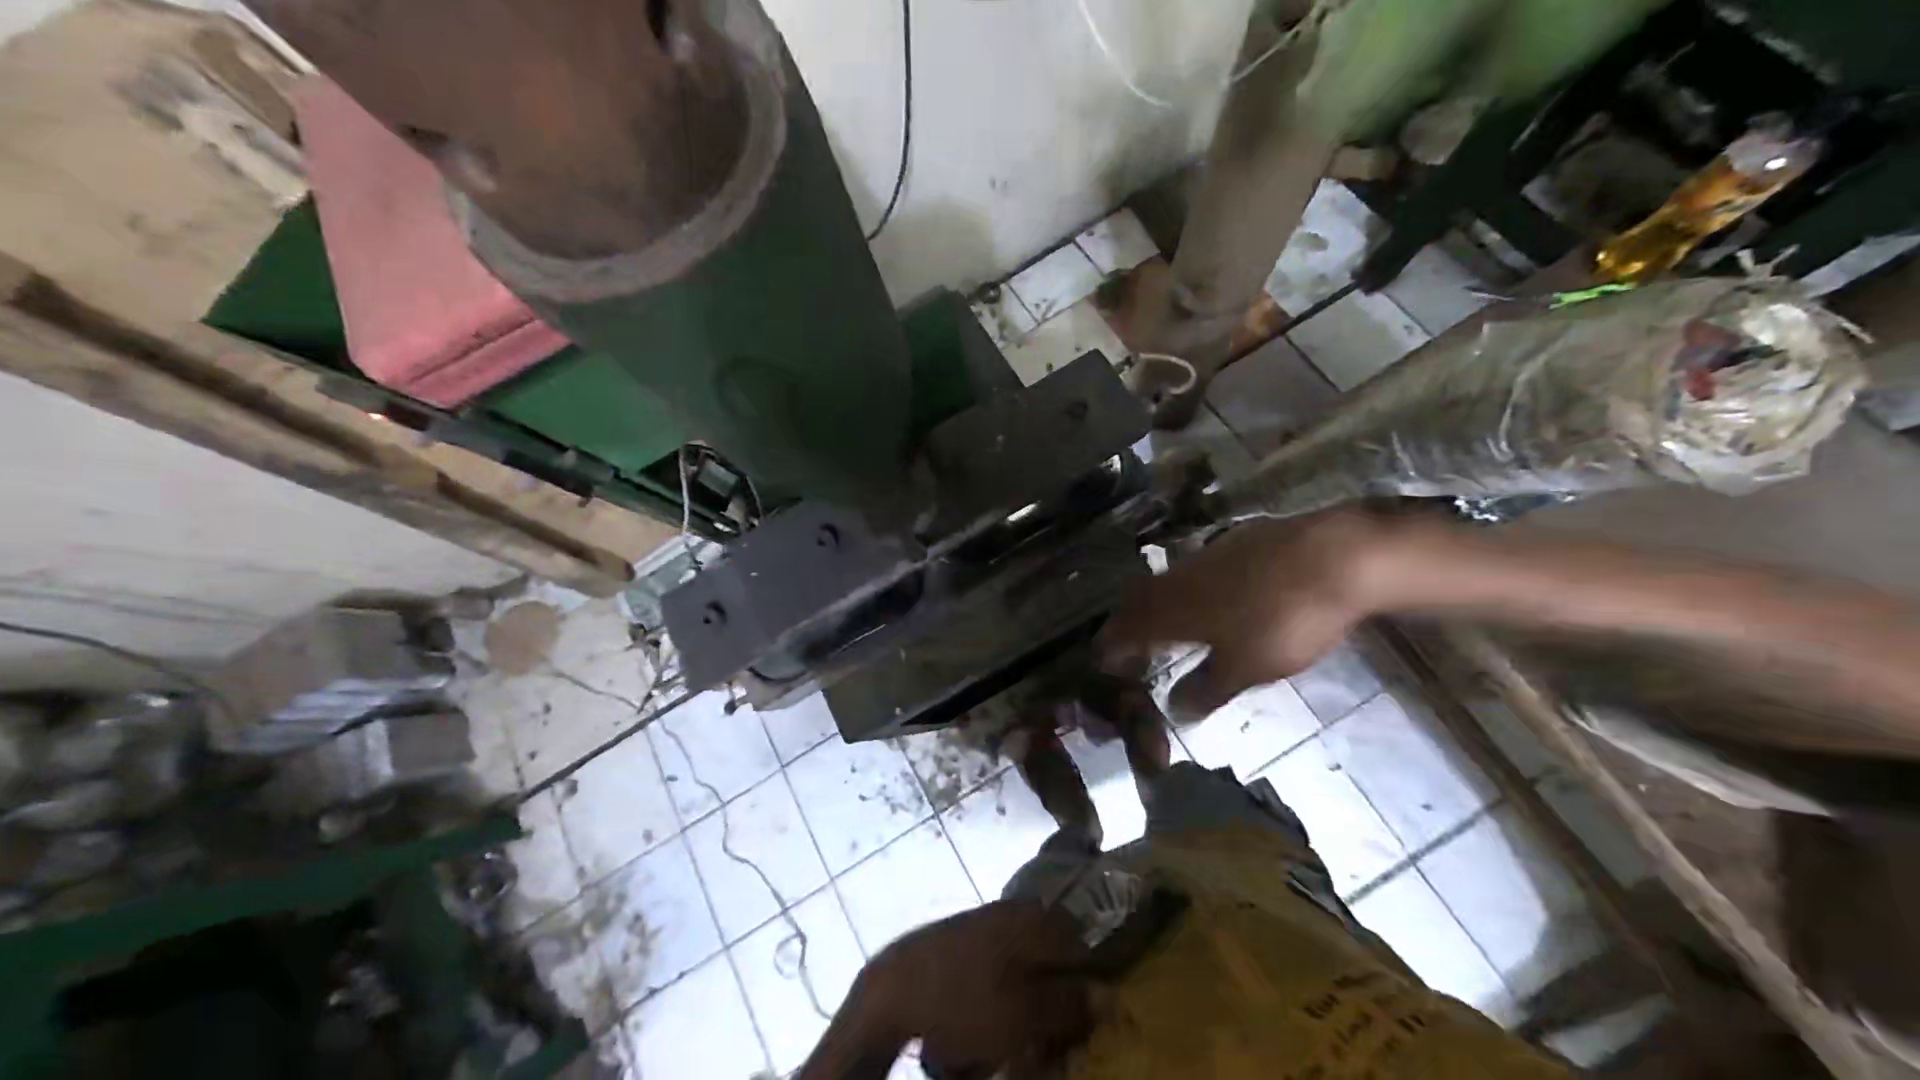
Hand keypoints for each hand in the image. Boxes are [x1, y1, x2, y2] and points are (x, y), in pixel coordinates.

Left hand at [865, 901, 1092, 1076]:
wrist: (894, 988)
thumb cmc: (965, 1000)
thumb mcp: (1026, 1013)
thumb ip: (1070, 1001)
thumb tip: (1109, 994)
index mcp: (1035, 919)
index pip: (1081, 943)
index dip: (1087, 982)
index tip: (1081, 1019)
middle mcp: (1013, 910)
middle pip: (1051, 949)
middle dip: (1055, 989)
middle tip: (1048, 1028)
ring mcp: (985, 919)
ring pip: (1023, 956)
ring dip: (1027, 992)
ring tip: (1016, 1027)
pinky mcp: (962, 935)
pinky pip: (997, 962)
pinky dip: (1000, 989)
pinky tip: (988, 1014)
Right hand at [1100, 510, 1400, 721]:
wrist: (1336, 557)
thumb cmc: (1282, 622)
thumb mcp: (1245, 669)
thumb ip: (1205, 689)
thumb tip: (1175, 709)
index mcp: (1168, 611)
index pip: (1121, 631)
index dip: (1109, 651)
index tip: (1105, 668)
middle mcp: (1176, 579)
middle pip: (1135, 601)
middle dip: (1128, 627)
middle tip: (1132, 651)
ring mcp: (1205, 556)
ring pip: (1165, 584)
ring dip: (1158, 608)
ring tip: (1169, 631)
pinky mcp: (1235, 542)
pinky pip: (1194, 572)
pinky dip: (1189, 593)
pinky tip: (1214, 603)